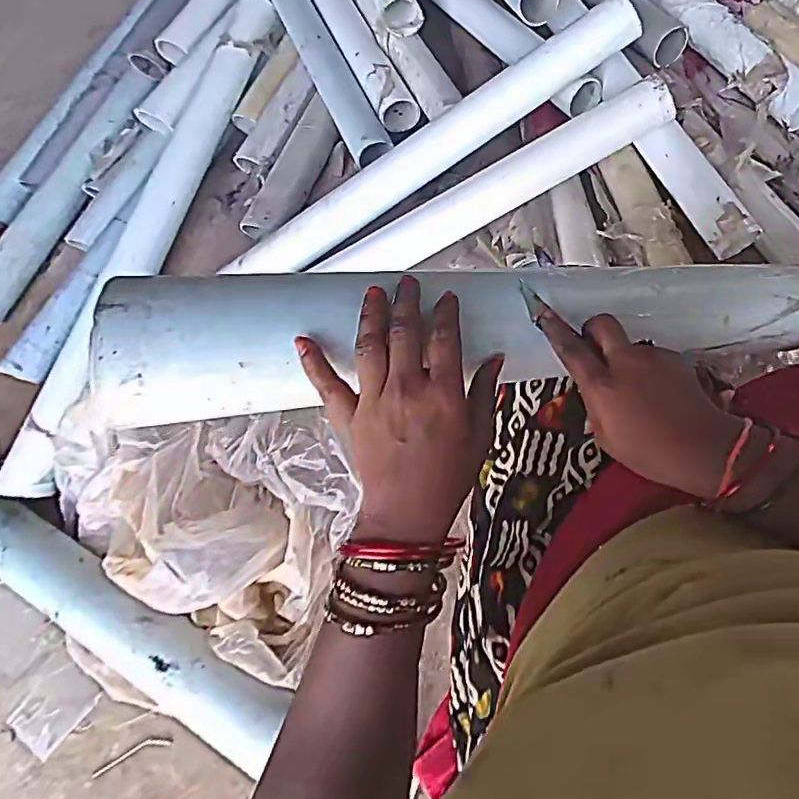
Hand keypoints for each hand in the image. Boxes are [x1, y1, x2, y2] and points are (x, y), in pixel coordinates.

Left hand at [296, 277, 503, 544]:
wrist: (407, 512)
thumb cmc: (448, 476)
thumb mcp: (480, 434)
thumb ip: (484, 392)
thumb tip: (494, 360)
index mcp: (443, 394)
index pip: (444, 337)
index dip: (445, 312)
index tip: (445, 299)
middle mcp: (407, 389)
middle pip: (405, 331)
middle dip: (407, 302)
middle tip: (408, 285)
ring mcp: (374, 400)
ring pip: (370, 345)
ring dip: (371, 314)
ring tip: (373, 293)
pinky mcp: (349, 416)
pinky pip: (327, 384)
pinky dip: (313, 361)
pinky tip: (304, 340)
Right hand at [535, 307, 746, 497]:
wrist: (704, 448)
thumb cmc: (650, 453)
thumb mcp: (607, 438)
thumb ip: (595, 405)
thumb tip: (593, 389)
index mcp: (602, 386)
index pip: (572, 349)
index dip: (555, 331)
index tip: (545, 316)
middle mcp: (625, 363)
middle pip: (601, 324)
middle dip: (592, 330)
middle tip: (593, 348)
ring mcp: (653, 357)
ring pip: (629, 345)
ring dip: (625, 359)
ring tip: (638, 392)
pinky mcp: (675, 359)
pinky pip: (652, 357)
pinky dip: (649, 370)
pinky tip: (659, 395)